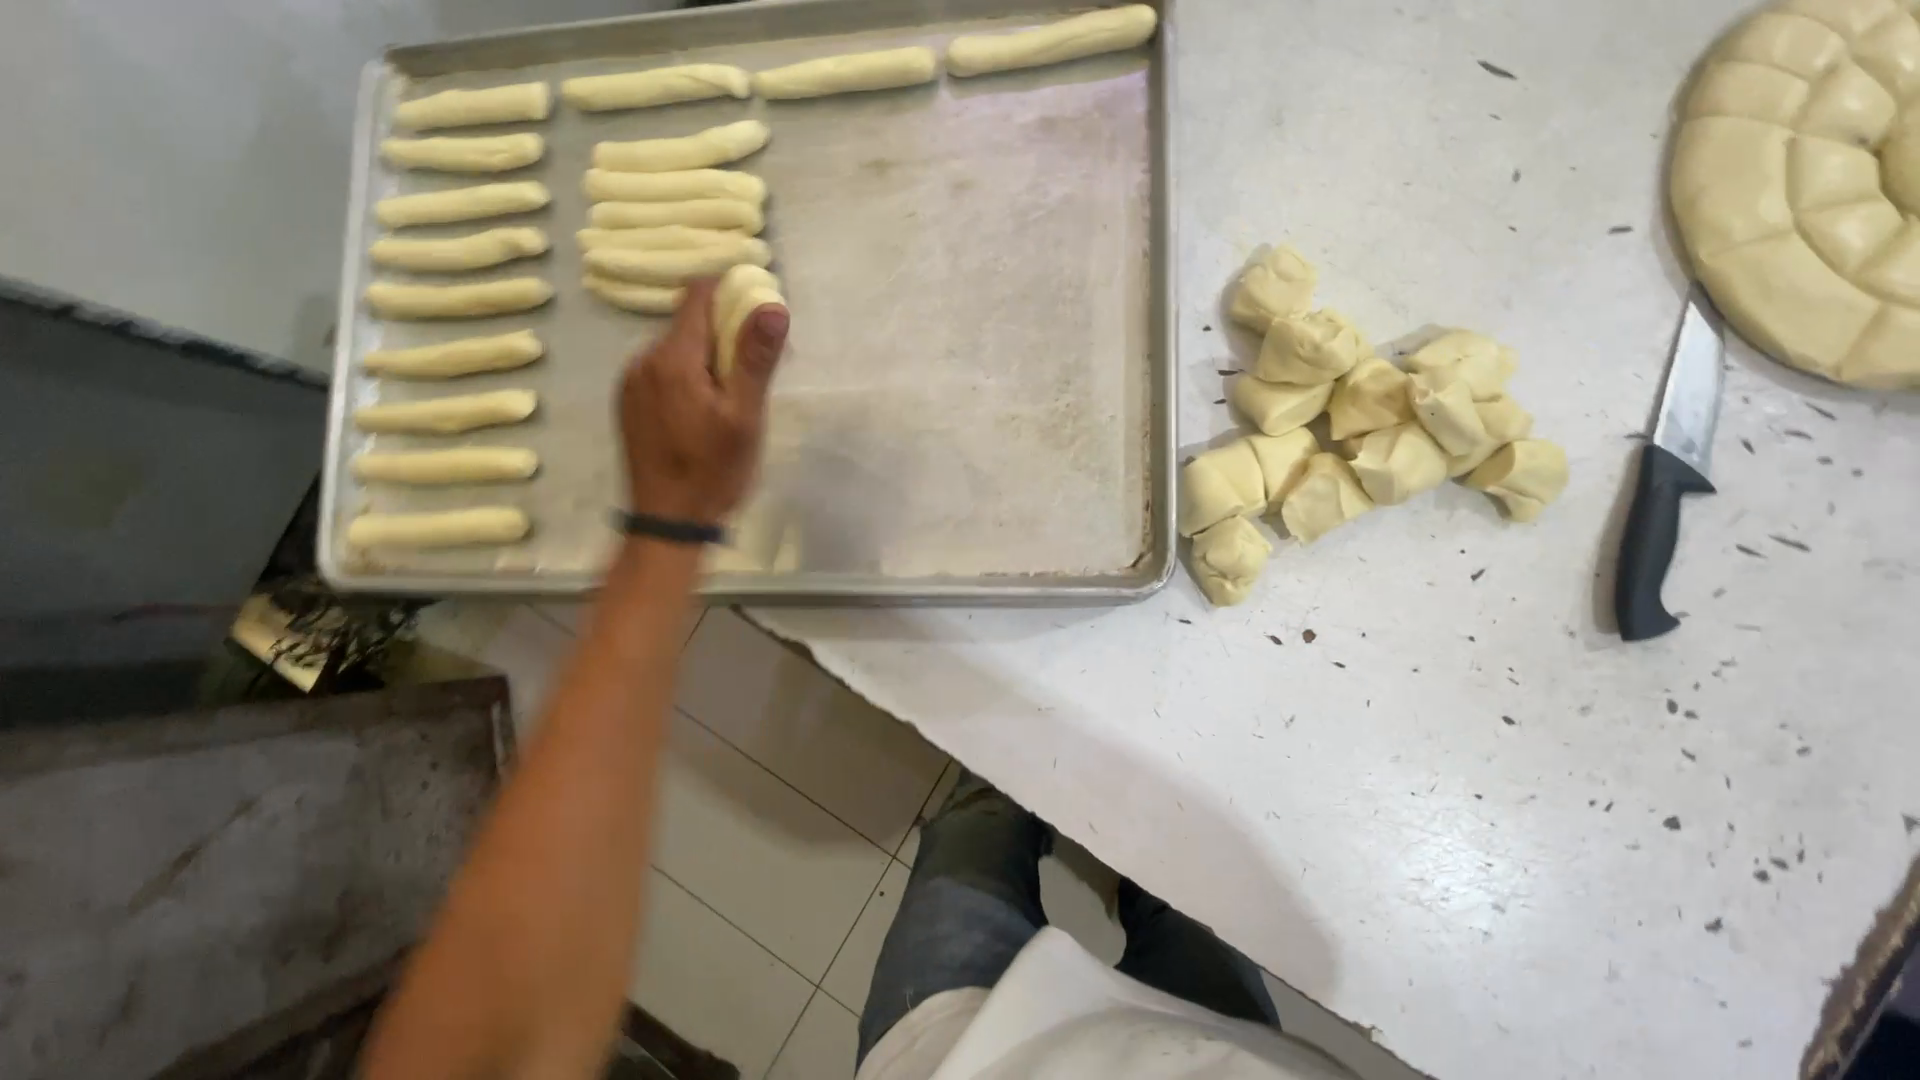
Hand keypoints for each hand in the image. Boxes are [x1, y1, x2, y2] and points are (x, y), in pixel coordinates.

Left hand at [618, 278, 788, 525]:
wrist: (667, 522)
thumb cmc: (713, 471)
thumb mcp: (745, 417)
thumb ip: (755, 359)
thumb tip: (772, 306)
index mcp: (672, 358)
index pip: (698, 293)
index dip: (731, 293)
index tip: (758, 317)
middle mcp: (643, 360)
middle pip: (688, 322)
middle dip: (725, 333)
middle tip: (755, 371)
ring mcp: (631, 382)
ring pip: (675, 348)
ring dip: (706, 358)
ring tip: (731, 399)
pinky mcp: (628, 403)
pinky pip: (661, 371)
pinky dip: (686, 377)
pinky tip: (702, 413)